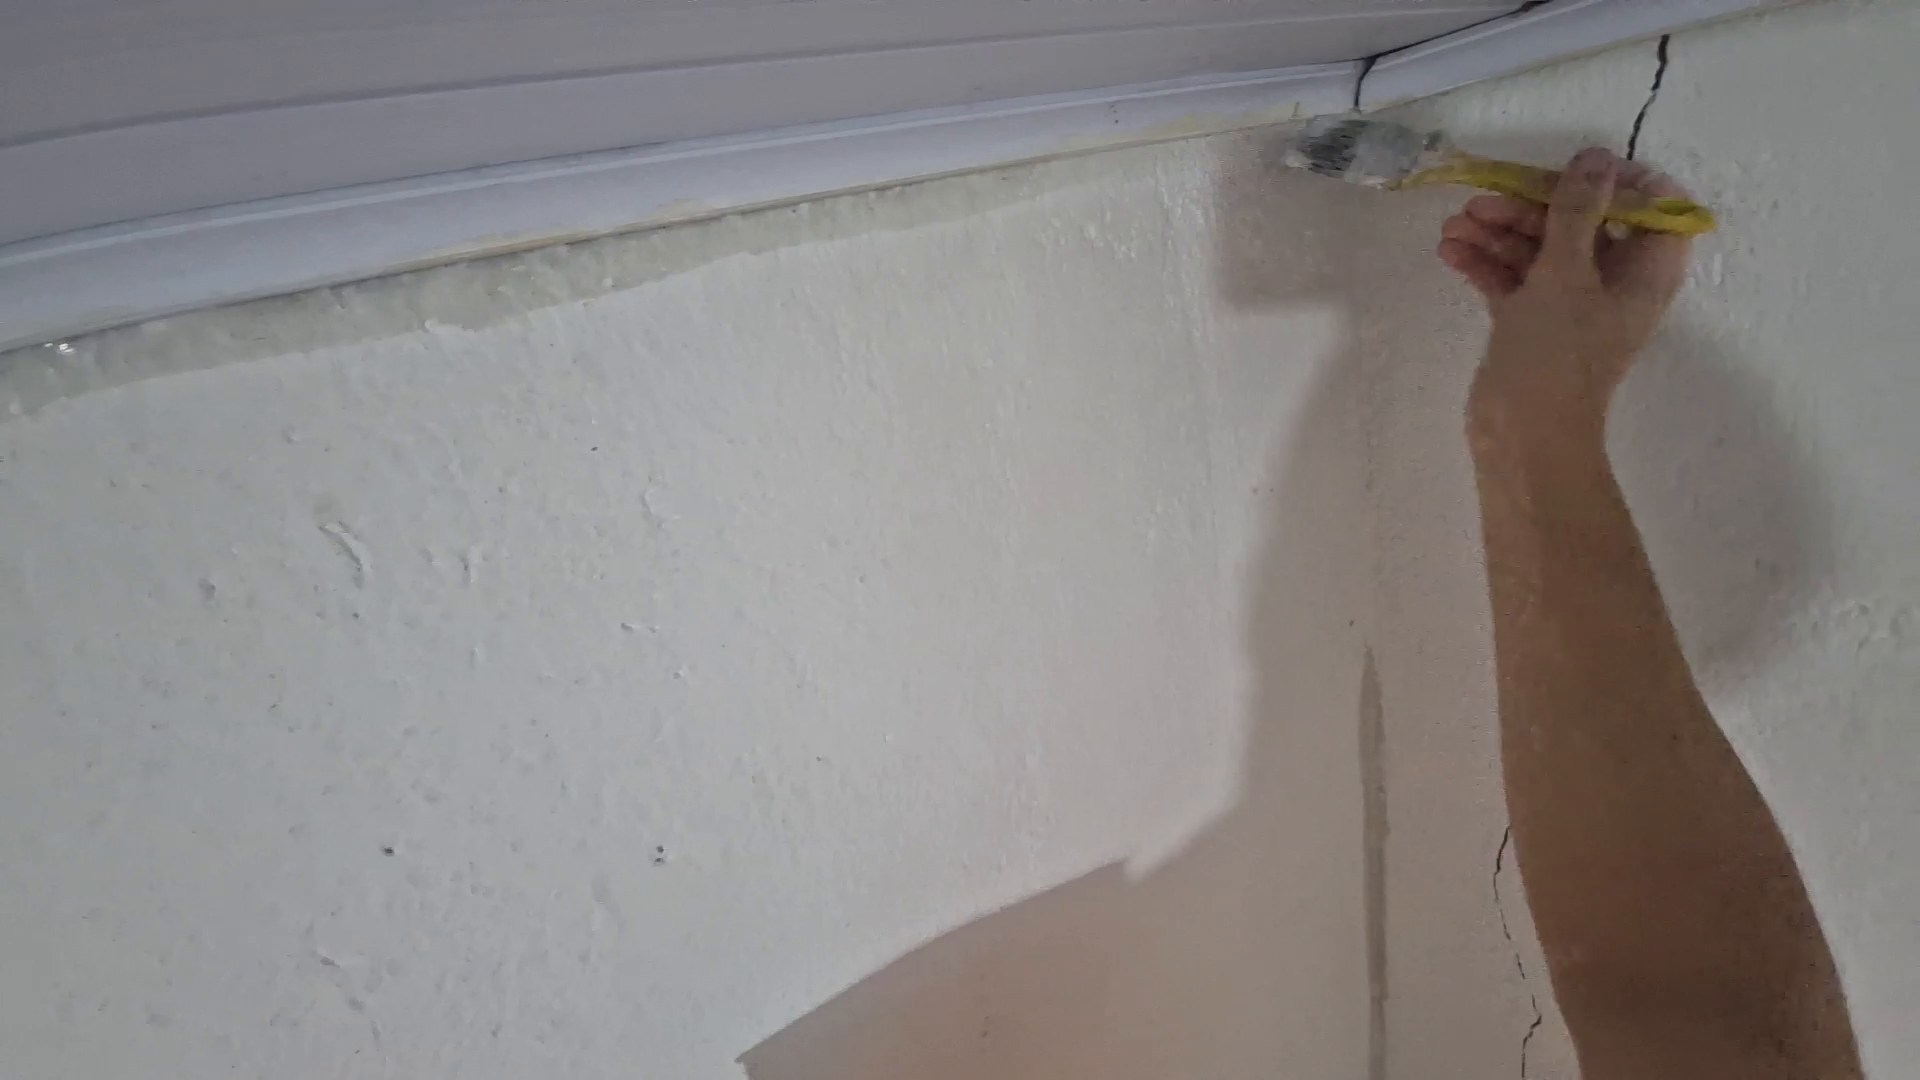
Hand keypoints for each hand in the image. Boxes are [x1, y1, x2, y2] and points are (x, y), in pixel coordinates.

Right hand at [1440, 147, 1693, 438]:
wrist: (1522, 430)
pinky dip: (1483, 266)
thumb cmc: (1556, 354)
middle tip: (1478, 204)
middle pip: (1576, 225)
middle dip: (1527, 211)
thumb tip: (1593, 157)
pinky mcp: (1527, 321)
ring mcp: (1565, 302)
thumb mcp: (1566, 276)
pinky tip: (1450, 253)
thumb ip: (1576, 214)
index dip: (1607, 182)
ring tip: (1451, 227)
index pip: (1646, 203)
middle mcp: (1611, 279)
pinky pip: (1509, 281)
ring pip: (1535, 252)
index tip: (1560, 175)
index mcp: (1645, 267)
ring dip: (1495, 236)